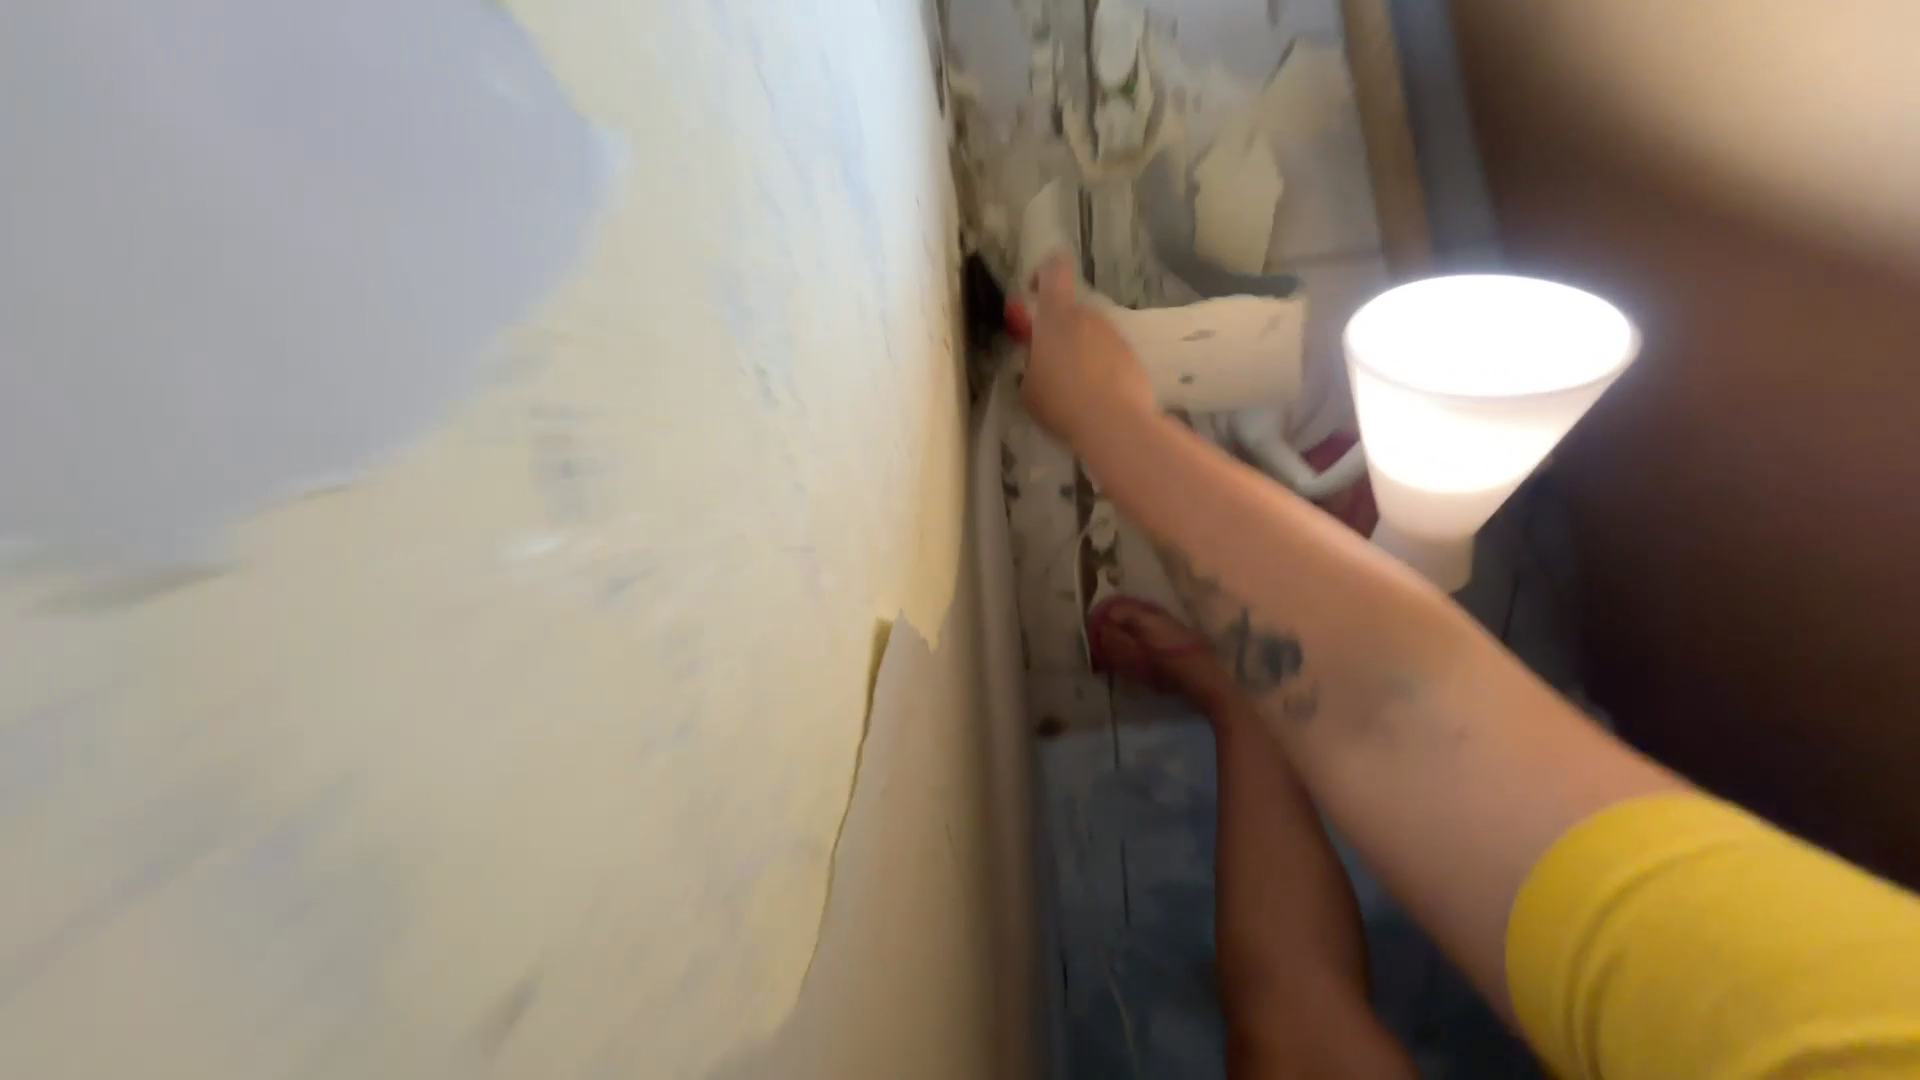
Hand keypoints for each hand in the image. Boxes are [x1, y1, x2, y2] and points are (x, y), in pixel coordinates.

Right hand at [1020, 255, 1157, 447]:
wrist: (1114, 424)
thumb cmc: (1060, 403)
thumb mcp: (1028, 389)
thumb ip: (1030, 366)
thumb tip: (1035, 361)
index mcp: (1056, 317)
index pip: (1054, 269)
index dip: (1042, 273)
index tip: (1032, 292)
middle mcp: (1088, 317)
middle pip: (1071, 312)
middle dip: (1059, 333)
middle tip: (1049, 366)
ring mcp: (1114, 336)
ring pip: (1091, 335)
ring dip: (1081, 354)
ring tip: (1074, 391)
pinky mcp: (1133, 357)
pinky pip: (1110, 356)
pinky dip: (1101, 370)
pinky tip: (1096, 400)